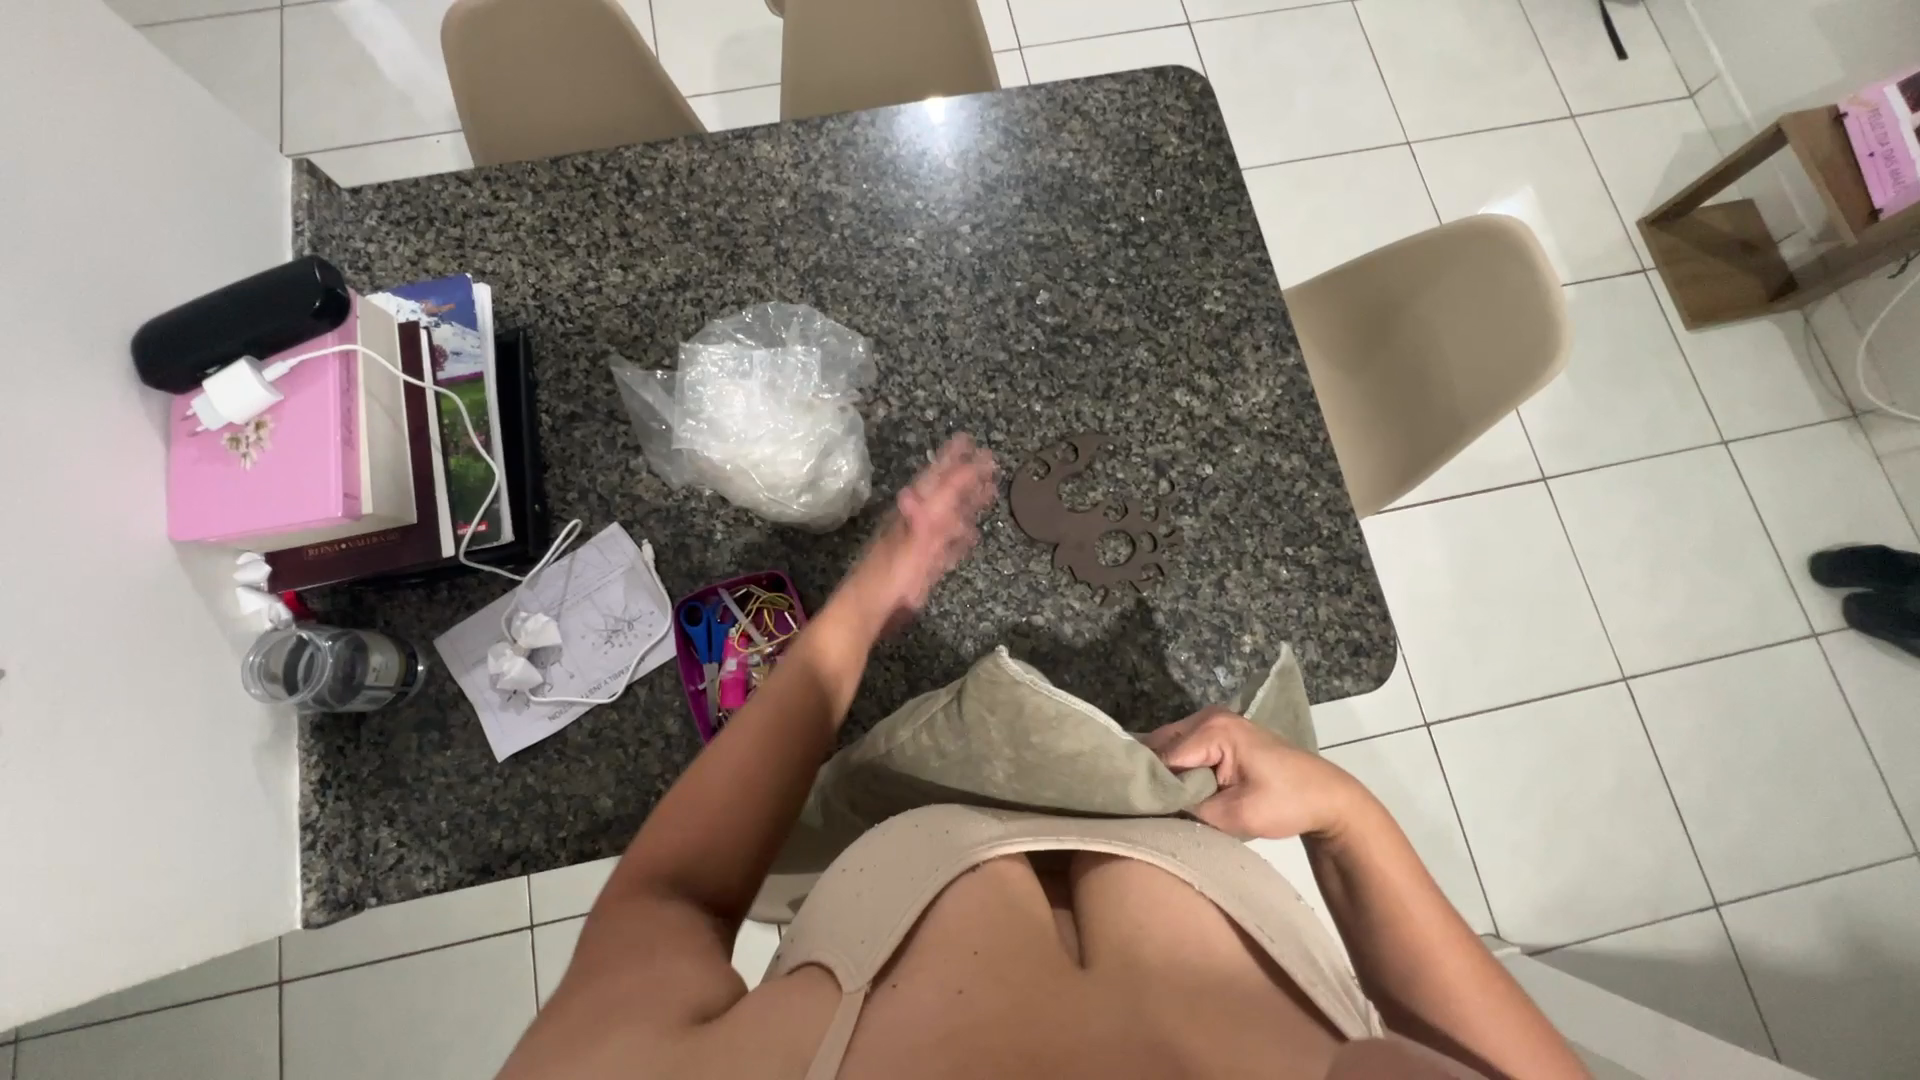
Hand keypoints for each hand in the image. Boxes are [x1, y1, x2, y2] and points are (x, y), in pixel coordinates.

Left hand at [835, 434, 996, 631]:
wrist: (867, 613)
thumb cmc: (888, 581)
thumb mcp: (911, 547)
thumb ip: (924, 519)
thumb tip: (919, 489)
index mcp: (913, 515)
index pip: (937, 481)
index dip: (953, 461)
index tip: (969, 441)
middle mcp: (917, 524)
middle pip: (945, 495)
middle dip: (966, 479)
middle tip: (989, 461)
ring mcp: (920, 544)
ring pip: (949, 518)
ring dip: (968, 505)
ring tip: (989, 492)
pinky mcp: (922, 566)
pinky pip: (947, 545)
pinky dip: (961, 537)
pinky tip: (971, 535)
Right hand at [1141, 707, 1368, 839]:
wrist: (1328, 797)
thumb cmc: (1287, 804)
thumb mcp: (1236, 815)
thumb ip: (1190, 807)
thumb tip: (1155, 806)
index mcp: (1213, 729)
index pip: (1162, 757)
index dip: (1152, 785)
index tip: (1144, 812)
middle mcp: (1208, 716)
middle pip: (1160, 745)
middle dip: (1154, 775)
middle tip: (1147, 809)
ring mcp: (1213, 720)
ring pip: (1169, 746)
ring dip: (1165, 773)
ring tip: (1162, 803)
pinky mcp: (1219, 732)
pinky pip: (1183, 748)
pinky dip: (1178, 768)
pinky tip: (1178, 791)